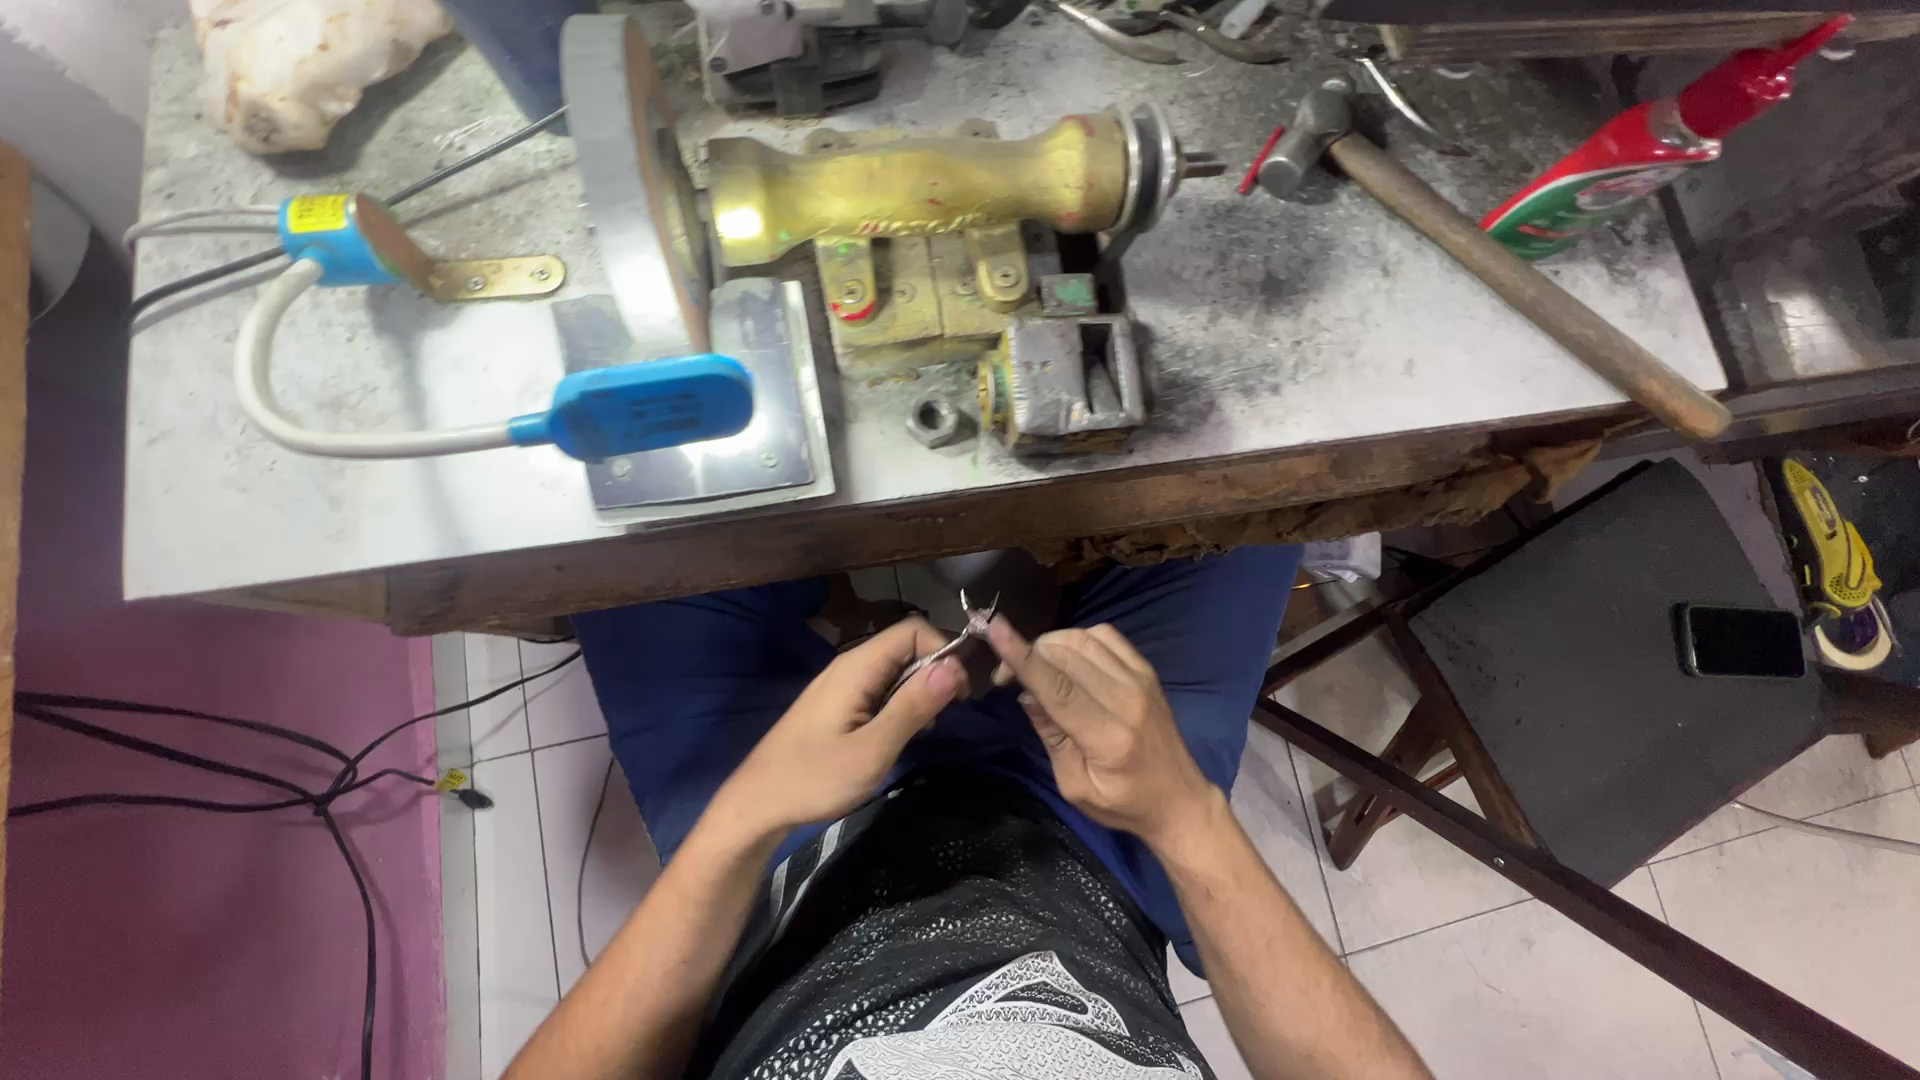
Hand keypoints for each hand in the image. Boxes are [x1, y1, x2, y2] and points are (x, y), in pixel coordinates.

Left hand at [709, 616, 963, 840]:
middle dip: (937, 671)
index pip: (913, 629)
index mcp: (857, 667)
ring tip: (928, 727)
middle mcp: (850, 666)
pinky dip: (902, 703)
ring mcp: (843, 684)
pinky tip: (903, 734)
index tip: (961, 692)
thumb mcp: (871, 750)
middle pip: (907, 646)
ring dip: (921, 690)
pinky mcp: (840, 704)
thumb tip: (954, 667)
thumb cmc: (813, 779)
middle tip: (951, 712)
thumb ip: (912, 707)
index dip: (944, 651)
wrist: (756, 805)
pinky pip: (881, 688)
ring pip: (896, 668)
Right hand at [986, 618, 1217, 847]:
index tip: (995, 630)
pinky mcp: (1147, 670)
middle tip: (1006, 677)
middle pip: (1065, 655)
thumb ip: (1052, 737)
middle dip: (1028, 654)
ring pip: (1082, 639)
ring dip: (1049, 644)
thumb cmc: (1124, 803)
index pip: (1057, 686)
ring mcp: (1140, 680)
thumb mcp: (1076, 786)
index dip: (1022, 657)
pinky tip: (1066, 656)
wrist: (1180, 799)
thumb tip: (1027, 694)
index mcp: (1108, 737)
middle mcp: (1127, 700)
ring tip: (1035, 665)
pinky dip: (1078, 638)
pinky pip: (1105, 636)